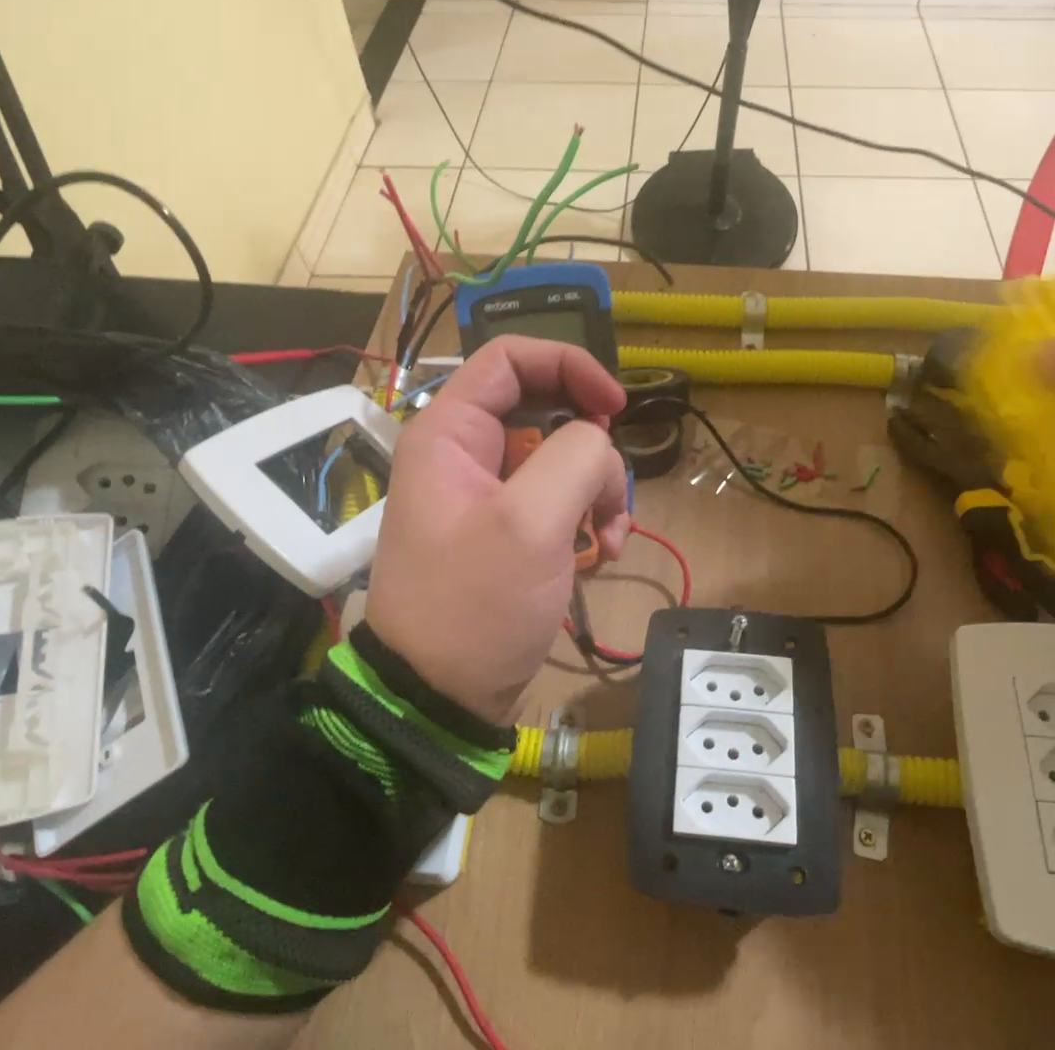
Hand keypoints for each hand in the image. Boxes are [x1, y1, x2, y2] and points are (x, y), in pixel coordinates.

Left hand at [365, 337, 629, 725]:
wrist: (439, 696)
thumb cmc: (475, 605)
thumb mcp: (530, 523)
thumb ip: (575, 458)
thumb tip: (596, 443)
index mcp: (449, 433)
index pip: (511, 359)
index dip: (570, 366)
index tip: (615, 407)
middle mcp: (465, 455)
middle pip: (546, 411)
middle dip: (591, 448)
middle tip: (610, 492)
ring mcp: (487, 497)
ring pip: (561, 461)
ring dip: (597, 493)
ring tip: (609, 539)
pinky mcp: (507, 534)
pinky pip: (558, 503)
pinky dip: (587, 522)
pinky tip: (602, 556)